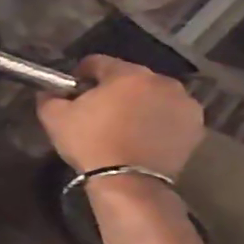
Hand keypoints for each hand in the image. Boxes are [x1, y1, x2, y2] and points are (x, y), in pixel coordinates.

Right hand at [36, 56, 203, 177]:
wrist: (128, 181)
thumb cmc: (90, 144)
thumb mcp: (55, 119)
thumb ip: (49, 98)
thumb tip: (48, 91)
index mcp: (126, 75)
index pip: (98, 62)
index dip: (82, 74)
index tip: (74, 89)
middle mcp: (160, 81)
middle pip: (130, 77)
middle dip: (114, 89)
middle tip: (99, 110)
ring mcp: (183, 102)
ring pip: (153, 94)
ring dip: (140, 102)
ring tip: (125, 124)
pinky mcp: (196, 125)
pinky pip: (171, 113)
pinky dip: (159, 119)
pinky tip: (145, 135)